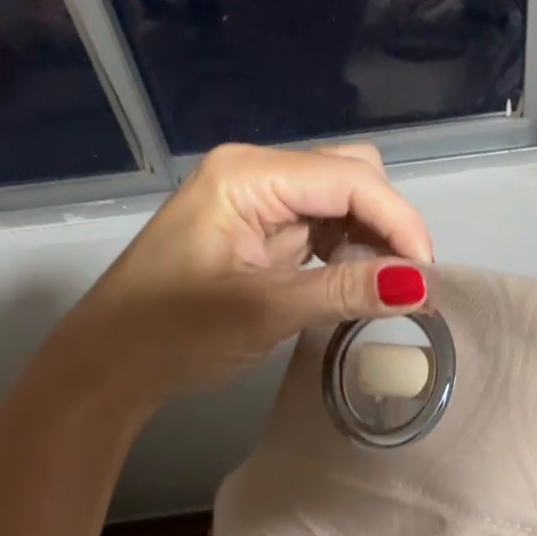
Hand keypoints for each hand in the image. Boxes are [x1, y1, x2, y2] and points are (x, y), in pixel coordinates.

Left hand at [59, 143, 433, 399]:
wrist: (108, 364)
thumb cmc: (174, 335)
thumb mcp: (267, 312)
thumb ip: (345, 290)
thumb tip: (423, 285)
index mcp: (247, 175)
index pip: (350, 178)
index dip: (400, 222)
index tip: (428, 278)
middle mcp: (252, 171)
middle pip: (348, 174)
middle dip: (386, 224)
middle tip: (403, 285)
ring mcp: (251, 197)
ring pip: (337, 198)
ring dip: (367, 238)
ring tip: (375, 290)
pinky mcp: (252, 226)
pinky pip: (316, 223)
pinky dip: (342, 249)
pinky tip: (346, 282)